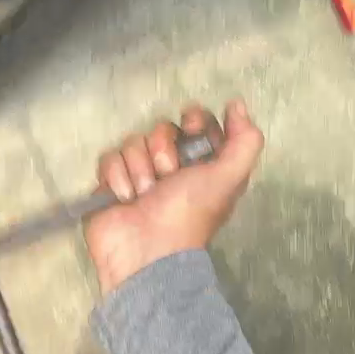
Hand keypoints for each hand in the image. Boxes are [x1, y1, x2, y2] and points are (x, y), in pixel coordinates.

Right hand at [85, 100, 264, 293]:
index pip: (197, 121)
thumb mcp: (229, 178)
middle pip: (162, 128)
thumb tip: (237, 104)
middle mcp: (171, 165)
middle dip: (163, 148)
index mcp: (202, 163)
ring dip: (140, 168)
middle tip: (168, 174)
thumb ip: (245, 141)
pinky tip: (126, 198)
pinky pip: (109, 158)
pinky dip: (118, 177)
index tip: (192, 129)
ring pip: (133, 141)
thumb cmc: (189, 214)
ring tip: (145, 194)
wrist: (146, 249)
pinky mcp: (111, 182)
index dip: (195, 119)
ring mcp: (138, 173)